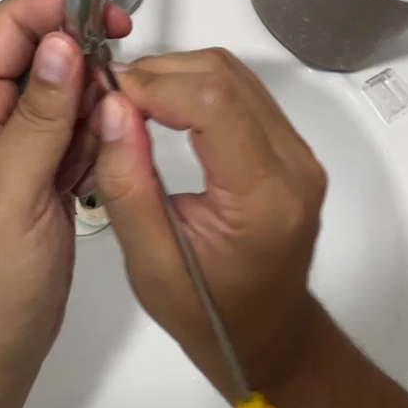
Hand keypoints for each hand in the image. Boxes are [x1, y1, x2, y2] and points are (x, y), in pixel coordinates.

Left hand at [0, 0, 130, 404]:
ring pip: (67, 92)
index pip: (8, 30)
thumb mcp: (9, 195)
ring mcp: (16, 148)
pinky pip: (77, 132)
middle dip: (85, 68)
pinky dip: (95, 143)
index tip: (114, 19)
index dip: (58, 10)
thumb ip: (38, 116)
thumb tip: (63, 41)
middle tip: (116, 102)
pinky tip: (89, 180)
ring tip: (92, 159)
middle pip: (42, 55)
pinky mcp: (41, 173)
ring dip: (93, 111)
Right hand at [89, 48, 327, 398]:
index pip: (214, 104)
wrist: (267, 334)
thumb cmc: (206, 312)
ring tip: (131, 100)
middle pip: (225, 78)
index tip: (107, 96)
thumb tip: (111, 105)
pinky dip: (197, 85)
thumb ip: (127, 183)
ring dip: (177, 73)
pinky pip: (243, 90)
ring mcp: (299, 150)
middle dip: (161, 74)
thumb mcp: (149, 263)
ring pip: (234, 74)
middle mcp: (293, 163)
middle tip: (111, 98)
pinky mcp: (291, 144)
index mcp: (263, 198)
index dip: (155, 85)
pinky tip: (163, 105)